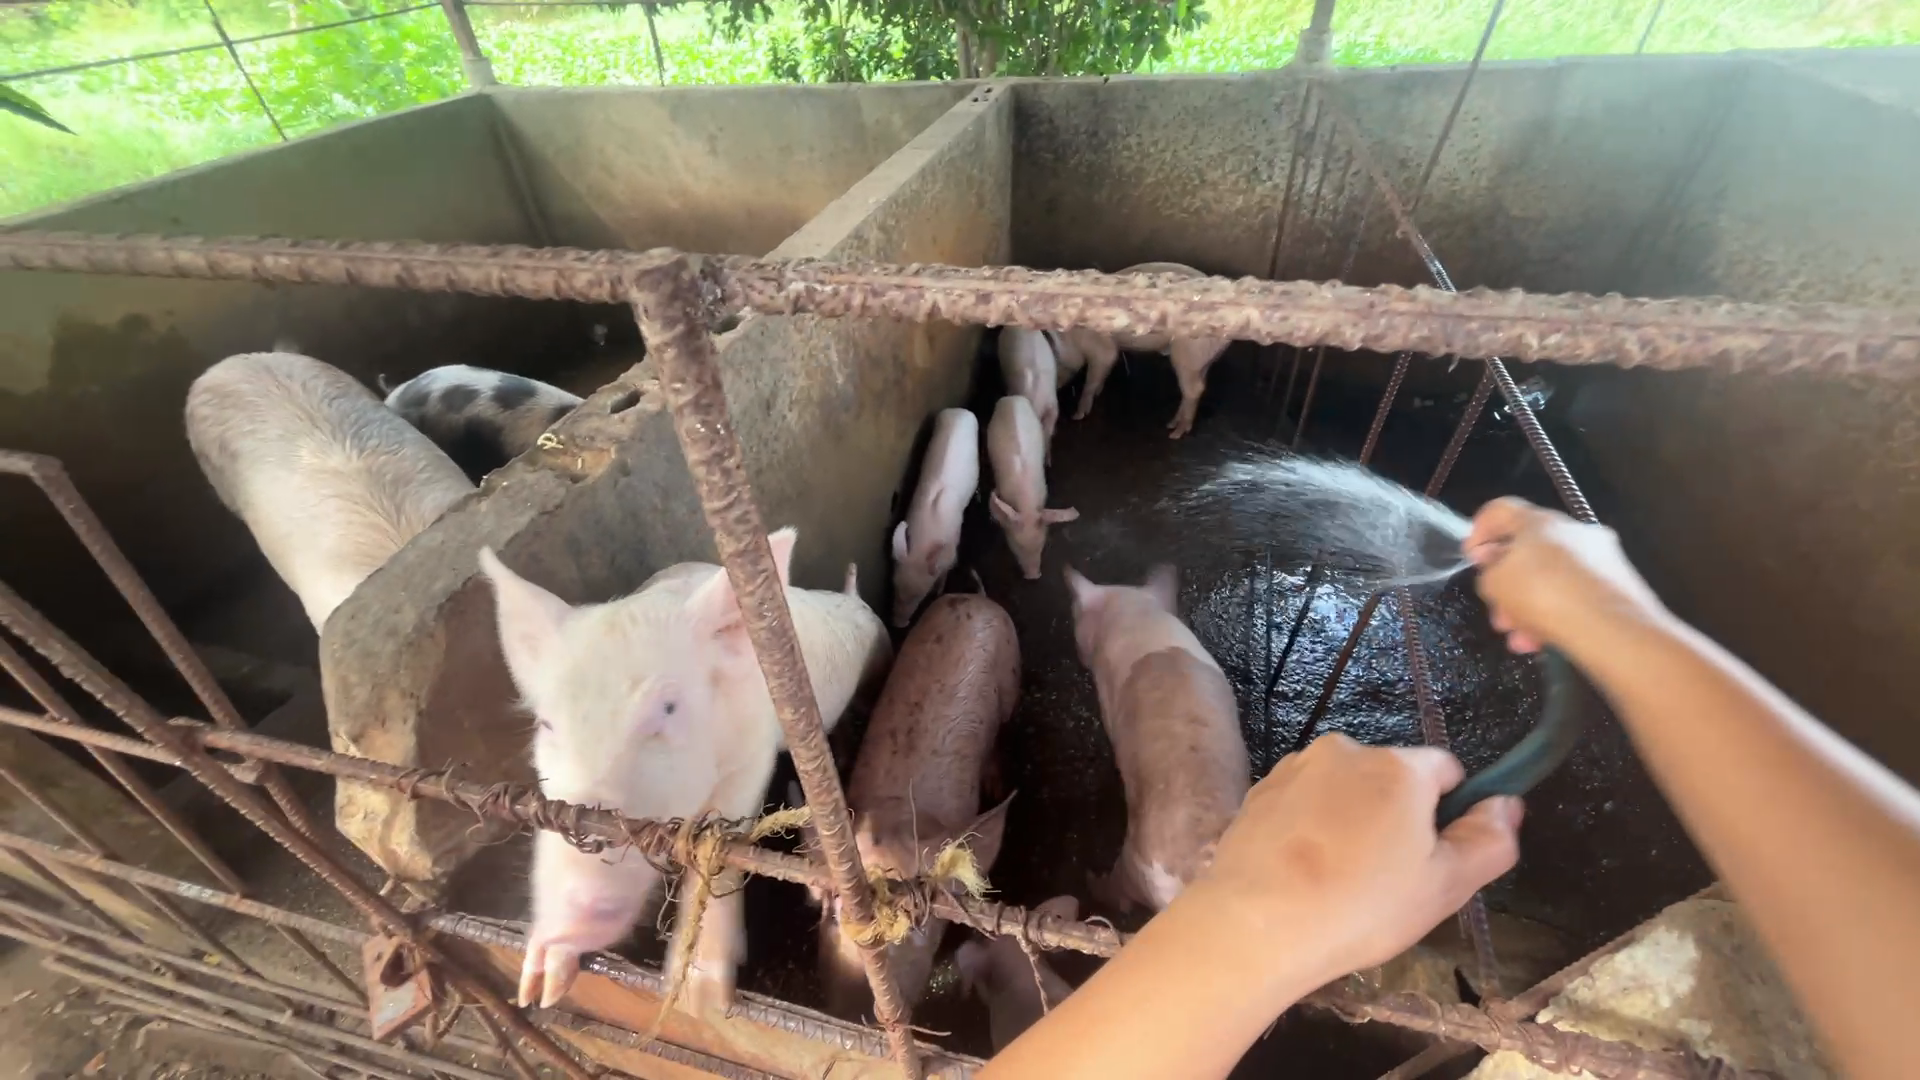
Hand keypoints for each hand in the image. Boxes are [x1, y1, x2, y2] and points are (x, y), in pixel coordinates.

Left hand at [1192, 735, 1522, 986]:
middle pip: (1390, 776)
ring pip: (1344, 788)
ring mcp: (1294, 766)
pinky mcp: (1260, 787)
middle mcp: (1341, 749)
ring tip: (1343, 875)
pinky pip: (1303, 800)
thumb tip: (1506, 803)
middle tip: (1390, 872)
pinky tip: (1304, 867)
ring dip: (1352, 817)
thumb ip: (1489, 840)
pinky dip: (1311, 823)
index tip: (1435, 852)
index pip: (1445, 768)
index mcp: (1395, 765)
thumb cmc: (1364, 903)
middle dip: (1398, 814)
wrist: (1260, 915)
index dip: (1450, 808)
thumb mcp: (1447, 884)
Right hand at [1464, 497, 1667, 654]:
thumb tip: (1497, 564)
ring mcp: (1602, 559)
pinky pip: (1573, 595)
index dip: (1478, 531)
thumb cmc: (1542, 594)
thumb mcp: (1493, 583)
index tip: (1472, 559)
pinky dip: (1554, 614)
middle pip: (1527, 550)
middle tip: (1495, 608)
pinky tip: (1540, 640)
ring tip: (1516, 635)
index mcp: (1540, 522)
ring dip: (1527, 604)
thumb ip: (1487, 570)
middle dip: (1506, 582)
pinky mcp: (1619, 586)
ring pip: (1549, 578)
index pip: (1500, 510)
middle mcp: (1575, 532)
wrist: (1614, 629)